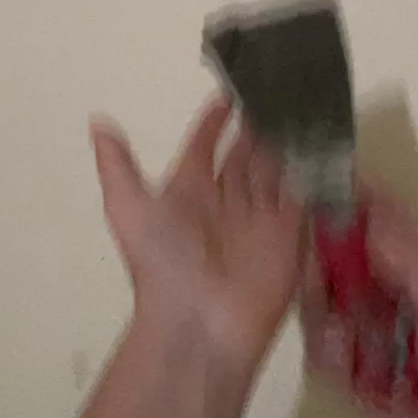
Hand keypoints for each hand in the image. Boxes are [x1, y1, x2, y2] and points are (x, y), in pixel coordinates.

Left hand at [91, 95, 302, 368]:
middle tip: (275, 92)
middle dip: (256, 127)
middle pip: (242, 156)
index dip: (213, 122)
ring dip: (283, 144)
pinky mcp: (287, 237)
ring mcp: (257, 219)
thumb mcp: (127, 206)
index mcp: (187, 190)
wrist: (196, 325)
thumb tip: (97, 121)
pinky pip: (299, 198)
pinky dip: (308, 174)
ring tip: (301, 109)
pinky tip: (320, 146)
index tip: (229, 92)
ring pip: (271, 171)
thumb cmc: (160, 261)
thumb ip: (117, 164)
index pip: (202, 146)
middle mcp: (223, 200)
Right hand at [303, 190, 417, 417]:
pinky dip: (328, 362)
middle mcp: (393, 296)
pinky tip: (351, 379)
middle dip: (322, 274)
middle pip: (337, 261)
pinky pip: (324, 354)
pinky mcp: (360, 378)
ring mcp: (375, 337)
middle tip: (321, 293)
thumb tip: (367, 206)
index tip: (307, 193)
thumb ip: (412, 263)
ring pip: (325, 306)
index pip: (375, 220)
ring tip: (346, 352)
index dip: (343, 201)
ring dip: (326, 326)